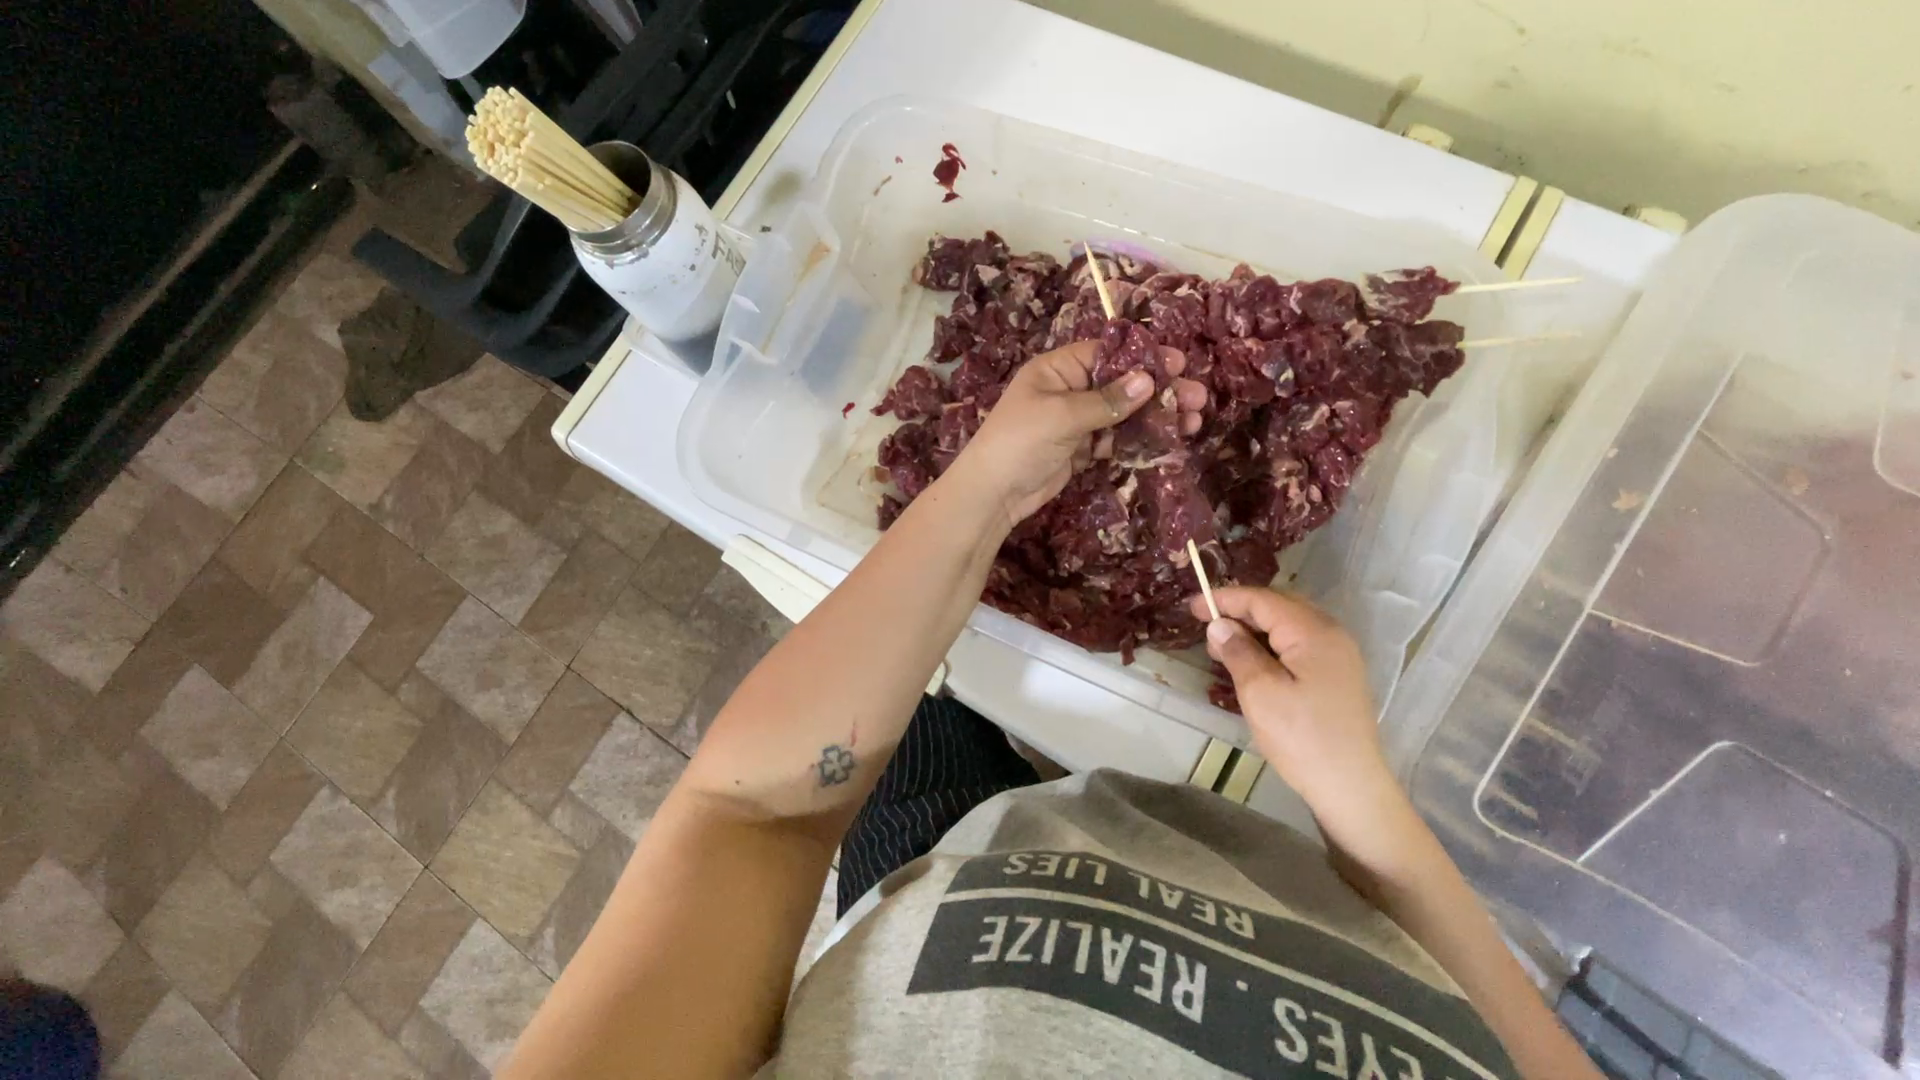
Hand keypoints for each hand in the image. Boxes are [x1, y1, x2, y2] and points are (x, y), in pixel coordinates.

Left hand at [947, 340, 1206, 525]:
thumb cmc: (1019, 442)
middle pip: (1122, 384)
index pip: (1107, 354)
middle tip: (1198, 397)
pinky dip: (1139, 441)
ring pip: (1124, 414)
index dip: (1144, 358)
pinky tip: (1167, 441)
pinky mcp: (1080, 450)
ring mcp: (1075, 421)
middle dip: (1160, 391)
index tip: (1179, 363)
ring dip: (1157, 417)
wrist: (993, 494)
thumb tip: (1149, 380)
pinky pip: (1116, 440)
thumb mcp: (1062, 416)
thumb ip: (1107, 400)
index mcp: (1057, 369)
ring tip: (1193, 421)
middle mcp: (1068, 390)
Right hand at [1190, 587, 1400, 814]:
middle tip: (1206, 626)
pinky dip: (1271, 645)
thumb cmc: (1302, 737)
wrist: (1350, 785)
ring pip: (1289, 626)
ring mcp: (1338, 655)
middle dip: (1240, 611)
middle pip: (1279, 607)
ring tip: (1223, 646)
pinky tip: (1252, 662)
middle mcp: (1331, 634)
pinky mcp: (1337, 675)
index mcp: (1313, 631)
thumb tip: (1220, 625)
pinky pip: (1299, 645)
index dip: (1225, 599)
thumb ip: (1238, 652)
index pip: (1263, 600)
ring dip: (1255, 629)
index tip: (1192, 607)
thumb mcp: (1260, 692)